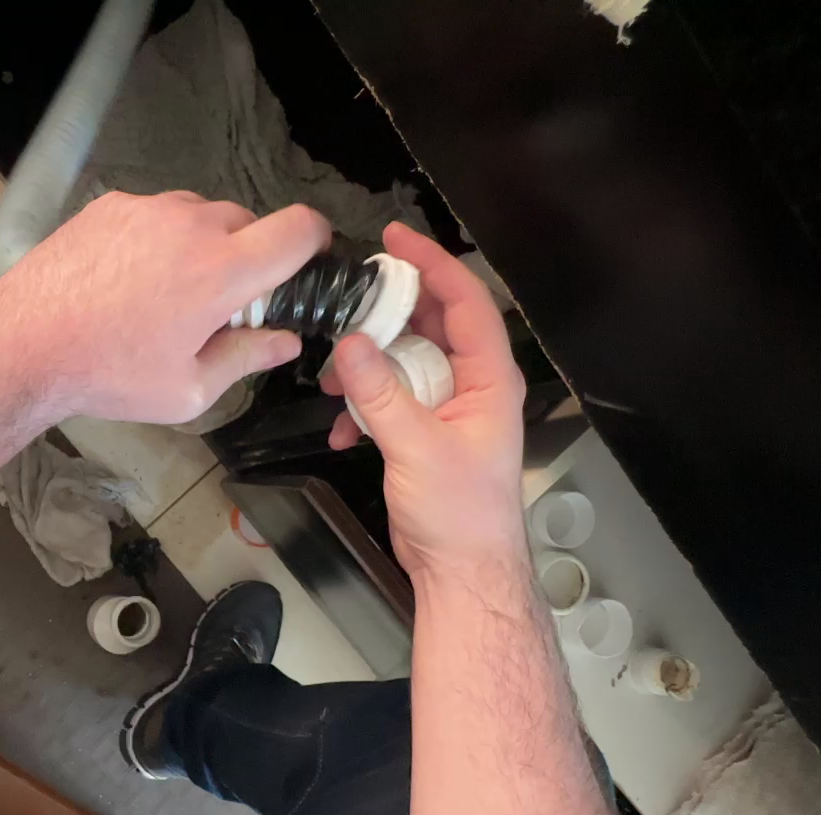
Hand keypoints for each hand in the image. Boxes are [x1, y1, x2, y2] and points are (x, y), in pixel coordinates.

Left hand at [0, 191, 330, 424]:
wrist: (24, 346)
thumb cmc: (112, 377)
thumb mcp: (187, 390)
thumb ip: (245, 359)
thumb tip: (286, 344)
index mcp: (222, 271)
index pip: (298, 228)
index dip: (314, 243)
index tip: (303, 267)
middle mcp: (192, 224)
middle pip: (249, 223)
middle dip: (248, 258)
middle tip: (218, 304)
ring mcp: (147, 208)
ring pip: (200, 215)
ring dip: (203, 246)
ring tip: (167, 292)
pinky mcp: (110, 205)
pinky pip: (156, 214)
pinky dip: (160, 239)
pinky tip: (128, 278)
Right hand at [322, 223, 527, 575]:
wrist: (459, 569)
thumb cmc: (457, 512)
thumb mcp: (417, 448)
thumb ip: (381, 395)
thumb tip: (349, 344)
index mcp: (488, 379)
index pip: (465, 304)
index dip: (434, 265)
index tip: (396, 239)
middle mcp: (469, 387)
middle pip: (429, 328)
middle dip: (388, 317)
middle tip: (348, 303)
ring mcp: (444, 412)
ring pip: (402, 366)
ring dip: (366, 369)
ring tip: (331, 381)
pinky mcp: (420, 435)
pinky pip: (388, 404)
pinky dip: (362, 410)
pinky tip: (342, 432)